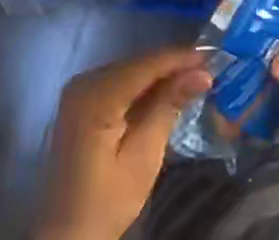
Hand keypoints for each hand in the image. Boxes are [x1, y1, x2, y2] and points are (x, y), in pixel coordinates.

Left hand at [36, 46, 211, 239]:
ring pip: (130, 70)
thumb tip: (202, 73)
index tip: (214, 57)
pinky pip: (119, 82)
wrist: (65, 238)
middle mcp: (83, 84)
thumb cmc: (105, 204)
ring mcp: (79, 92)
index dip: (181, 58)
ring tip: (194, 77)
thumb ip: (169, 106)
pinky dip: (144, 85)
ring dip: (161, 74)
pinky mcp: (81, 103)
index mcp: (95, 97)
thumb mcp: (143, 157)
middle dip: (173, 65)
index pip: (146, 65)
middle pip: (137, 63)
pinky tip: (166, 90)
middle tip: (208, 69)